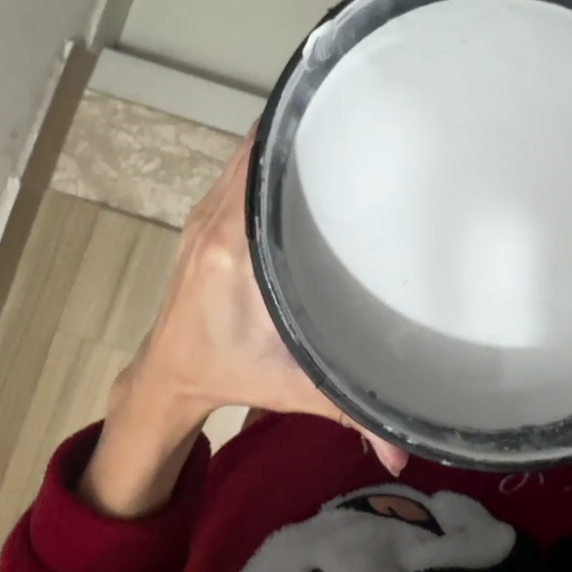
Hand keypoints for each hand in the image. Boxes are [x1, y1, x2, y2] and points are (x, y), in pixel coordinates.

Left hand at [121, 133, 407, 472]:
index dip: (298, 141)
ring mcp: (205, 210)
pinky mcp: (205, 212)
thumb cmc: (227, 372)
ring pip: (247, 151)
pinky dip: (268, 151)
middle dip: (304, 130)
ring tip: (337, 125)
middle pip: (258, 150)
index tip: (345, 121)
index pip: (262, 174)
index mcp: (234, 253)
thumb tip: (404, 452)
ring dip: (285, 137)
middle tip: (359, 120)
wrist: (167, 369)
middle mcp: (216, 220)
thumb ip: (350, 412)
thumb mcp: (291, 388)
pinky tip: (306, 150)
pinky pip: (239, 164)